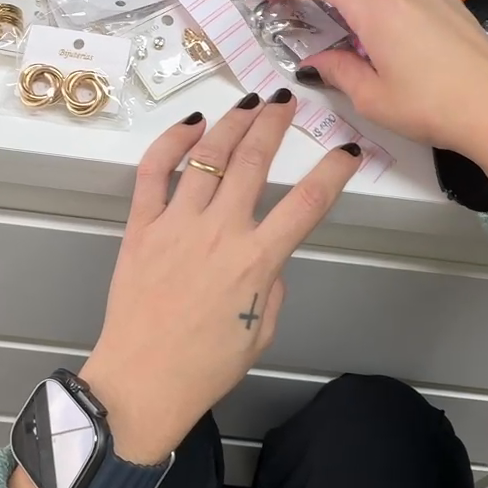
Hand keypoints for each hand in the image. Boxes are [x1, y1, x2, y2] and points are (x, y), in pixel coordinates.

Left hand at [78, 93, 363, 464]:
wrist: (141, 383)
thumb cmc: (206, 367)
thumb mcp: (261, 331)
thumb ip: (271, 282)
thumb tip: (265, 251)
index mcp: (256, 261)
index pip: (307, 203)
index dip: (333, 172)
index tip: (346, 151)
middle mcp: (219, 232)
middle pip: (255, 161)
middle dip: (275, 124)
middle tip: (286, 103)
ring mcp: (176, 224)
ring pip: (209, 156)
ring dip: (233, 122)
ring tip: (249, 103)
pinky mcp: (141, 226)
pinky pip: (153, 172)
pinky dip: (171, 142)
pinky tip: (191, 125)